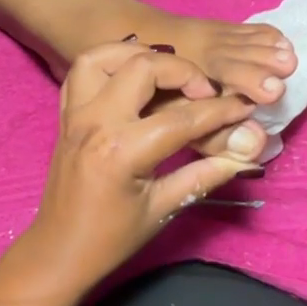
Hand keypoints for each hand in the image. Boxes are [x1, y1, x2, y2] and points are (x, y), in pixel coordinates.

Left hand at [23, 41, 261, 292]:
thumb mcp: (163, 208)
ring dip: (139, 56)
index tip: (244, 106)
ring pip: (104, 56)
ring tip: (167, 74)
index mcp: (122, 151)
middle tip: (203, 92)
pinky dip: (108, 62)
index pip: (182, 117)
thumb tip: (247, 153)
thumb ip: (205, 174)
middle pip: (143, 67)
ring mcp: (75, 114)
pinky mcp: (65, 113)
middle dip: (183, 71)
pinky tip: (132, 76)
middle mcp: (96, 122)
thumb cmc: (112, 237)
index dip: (220, 110)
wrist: (59, 249)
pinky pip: (82, 70)